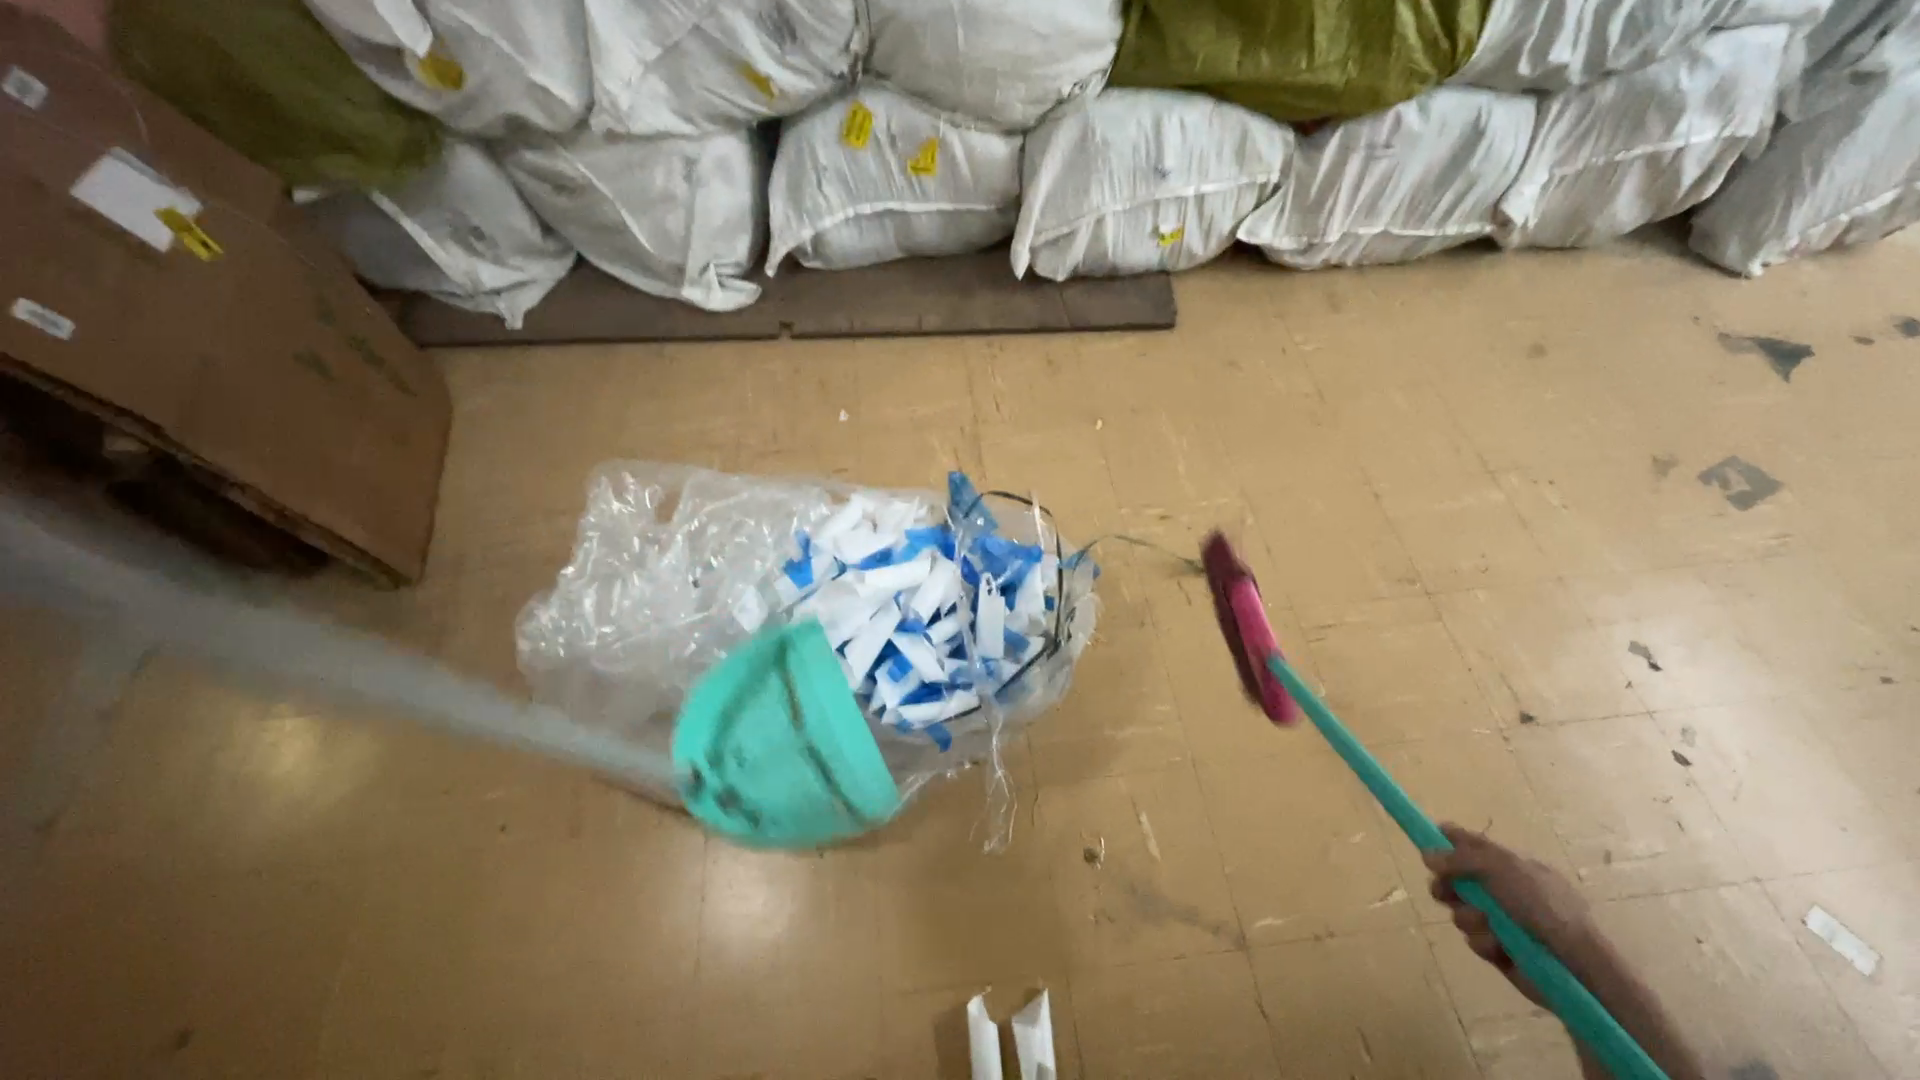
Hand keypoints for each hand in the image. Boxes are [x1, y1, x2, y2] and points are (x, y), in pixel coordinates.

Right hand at [1423, 822, 1595, 1005]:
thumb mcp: (1503, 870)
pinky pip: (1474, 939)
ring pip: (1461, 911)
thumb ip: (1461, 859)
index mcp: (1512, 866)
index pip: (1473, 845)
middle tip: (1444, 892)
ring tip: (1487, 925)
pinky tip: (1498, 947)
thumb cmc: (1544, 908)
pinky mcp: (1499, 949)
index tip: (1426, 842)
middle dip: (1447, 886)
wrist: (1575, 966)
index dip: (1448, 841)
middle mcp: (1504, 890)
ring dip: (1469, 917)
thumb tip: (1426, 854)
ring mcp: (1501, 920)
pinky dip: (1483, 941)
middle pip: (1457, 879)